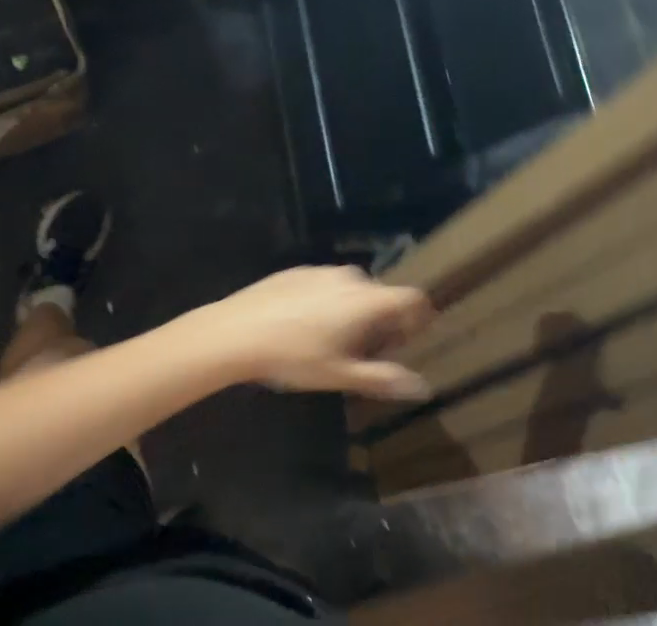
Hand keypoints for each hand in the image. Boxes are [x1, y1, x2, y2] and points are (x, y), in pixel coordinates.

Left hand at [185, 266, 436, 401]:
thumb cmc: (293, 357)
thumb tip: (421, 387)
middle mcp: (349, 278)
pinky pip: (324, 285)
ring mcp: (320, 271)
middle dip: (382, 319)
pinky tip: (305, 326)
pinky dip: (327, 301)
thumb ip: (382, 378)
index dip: (419, 315)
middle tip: (369, 350)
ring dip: (354, 310)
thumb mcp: (339, 375)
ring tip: (335, 340)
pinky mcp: (296, 271)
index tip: (410, 337)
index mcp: (366, 301)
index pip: (411, 297)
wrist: (235, 331)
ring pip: (351, 289)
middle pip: (380, 295)